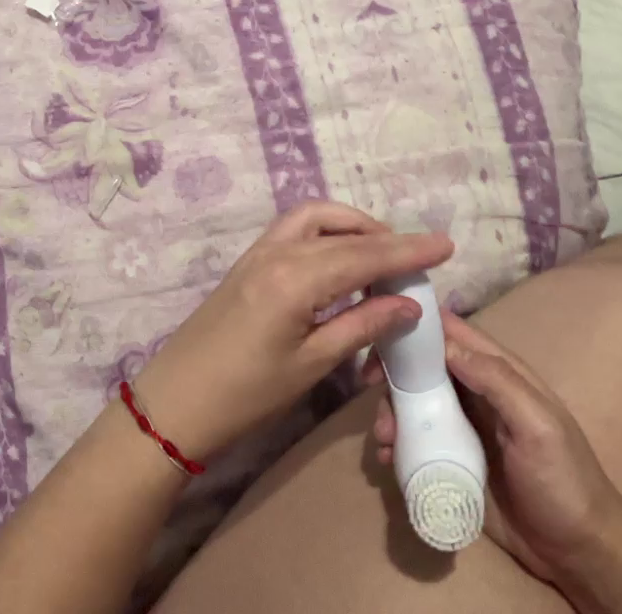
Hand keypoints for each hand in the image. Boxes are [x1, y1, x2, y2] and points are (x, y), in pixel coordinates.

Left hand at [132, 202, 453, 461]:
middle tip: (419, 258)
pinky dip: (325, 231)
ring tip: (381, 253)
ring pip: (316, 219)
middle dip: (386, 238)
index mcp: (296, 278)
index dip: (408, 250)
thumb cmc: (246, 393)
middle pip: (344, 233)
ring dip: (353, 226)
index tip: (446, 245)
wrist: (175, 403)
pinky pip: (295, 230)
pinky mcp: (247, 262)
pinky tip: (340, 258)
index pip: (365, 254)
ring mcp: (258, 253)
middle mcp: (278, 252)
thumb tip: (408, 304)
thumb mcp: (311, 364)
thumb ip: (362, 327)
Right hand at [366, 311, 618, 582]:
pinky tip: (388, 458)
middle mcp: (477, 394)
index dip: (417, 327)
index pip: (453, 333)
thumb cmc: (564, 480)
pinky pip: (415, 442)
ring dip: (391, 411)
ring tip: (384, 437)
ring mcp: (462, 428)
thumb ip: (497, 381)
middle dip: (394, 373)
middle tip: (369, 388)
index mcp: (500, 374)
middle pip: (424, 366)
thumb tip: (448, 344)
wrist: (576, 553)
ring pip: (414, 404)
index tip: (382, 334)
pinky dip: (396, 443)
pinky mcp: (451, 461)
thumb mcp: (538, 426)